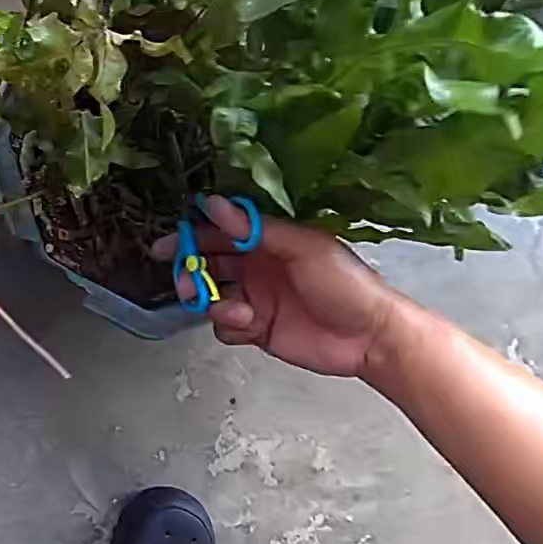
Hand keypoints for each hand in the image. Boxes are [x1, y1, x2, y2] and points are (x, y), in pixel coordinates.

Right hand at [150, 198, 411, 377]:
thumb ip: (256, 228)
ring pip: (209, 295)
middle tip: (186, 281)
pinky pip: (223, 324)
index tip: (171, 245)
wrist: (371, 339)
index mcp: (266, 241)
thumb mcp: (303, 247)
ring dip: (208, 300)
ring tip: (229, 308)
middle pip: (206, 263)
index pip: (219, 232)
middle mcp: (255, 266)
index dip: (192, 236)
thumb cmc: (348, 285)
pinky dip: (228, 324)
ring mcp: (253, 297)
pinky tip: (247, 324)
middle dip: (190, 272)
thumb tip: (216, 205)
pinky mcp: (254, 327)